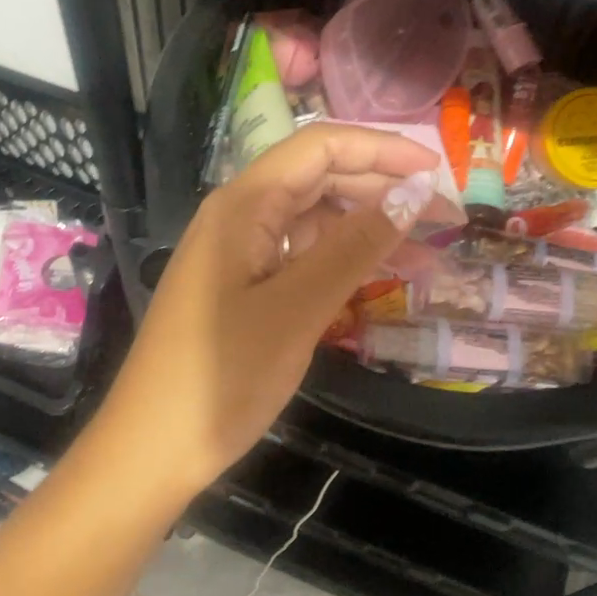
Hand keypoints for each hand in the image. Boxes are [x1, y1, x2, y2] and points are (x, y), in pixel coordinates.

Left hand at [93, 124, 439, 493]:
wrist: (151, 450)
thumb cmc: (223, 375)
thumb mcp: (298, 307)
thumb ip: (356, 245)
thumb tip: (414, 192)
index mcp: (243, 204)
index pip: (319, 146)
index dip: (381, 149)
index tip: (438, 173)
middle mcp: (238, 217)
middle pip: (318, 179)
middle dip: (382, 190)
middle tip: (445, 219)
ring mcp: (238, 255)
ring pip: (313, 221)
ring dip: (367, 230)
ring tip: (427, 256)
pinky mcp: (241, 290)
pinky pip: (299, 258)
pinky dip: (341, 263)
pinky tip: (379, 279)